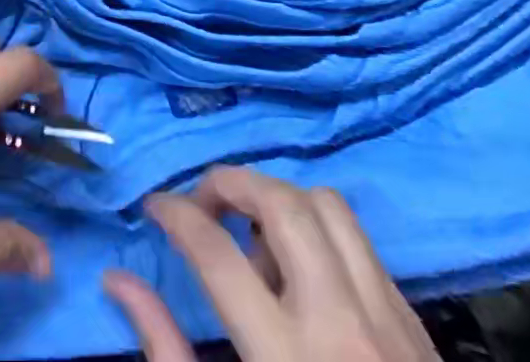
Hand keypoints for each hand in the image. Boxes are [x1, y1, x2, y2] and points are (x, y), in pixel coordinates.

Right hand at [104, 167, 436, 361]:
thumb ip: (164, 346)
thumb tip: (115, 279)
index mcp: (285, 355)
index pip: (215, 252)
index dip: (174, 213)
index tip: (153, 207)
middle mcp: (341, 322)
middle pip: (282, 204)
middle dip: (228, 184)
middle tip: (200, 205)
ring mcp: (387, 317)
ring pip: (328, 205)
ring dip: (277, 198)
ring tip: (250, 232)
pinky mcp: (414, 321)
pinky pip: (360, 239)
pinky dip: (317, 227)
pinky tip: (297, 265)